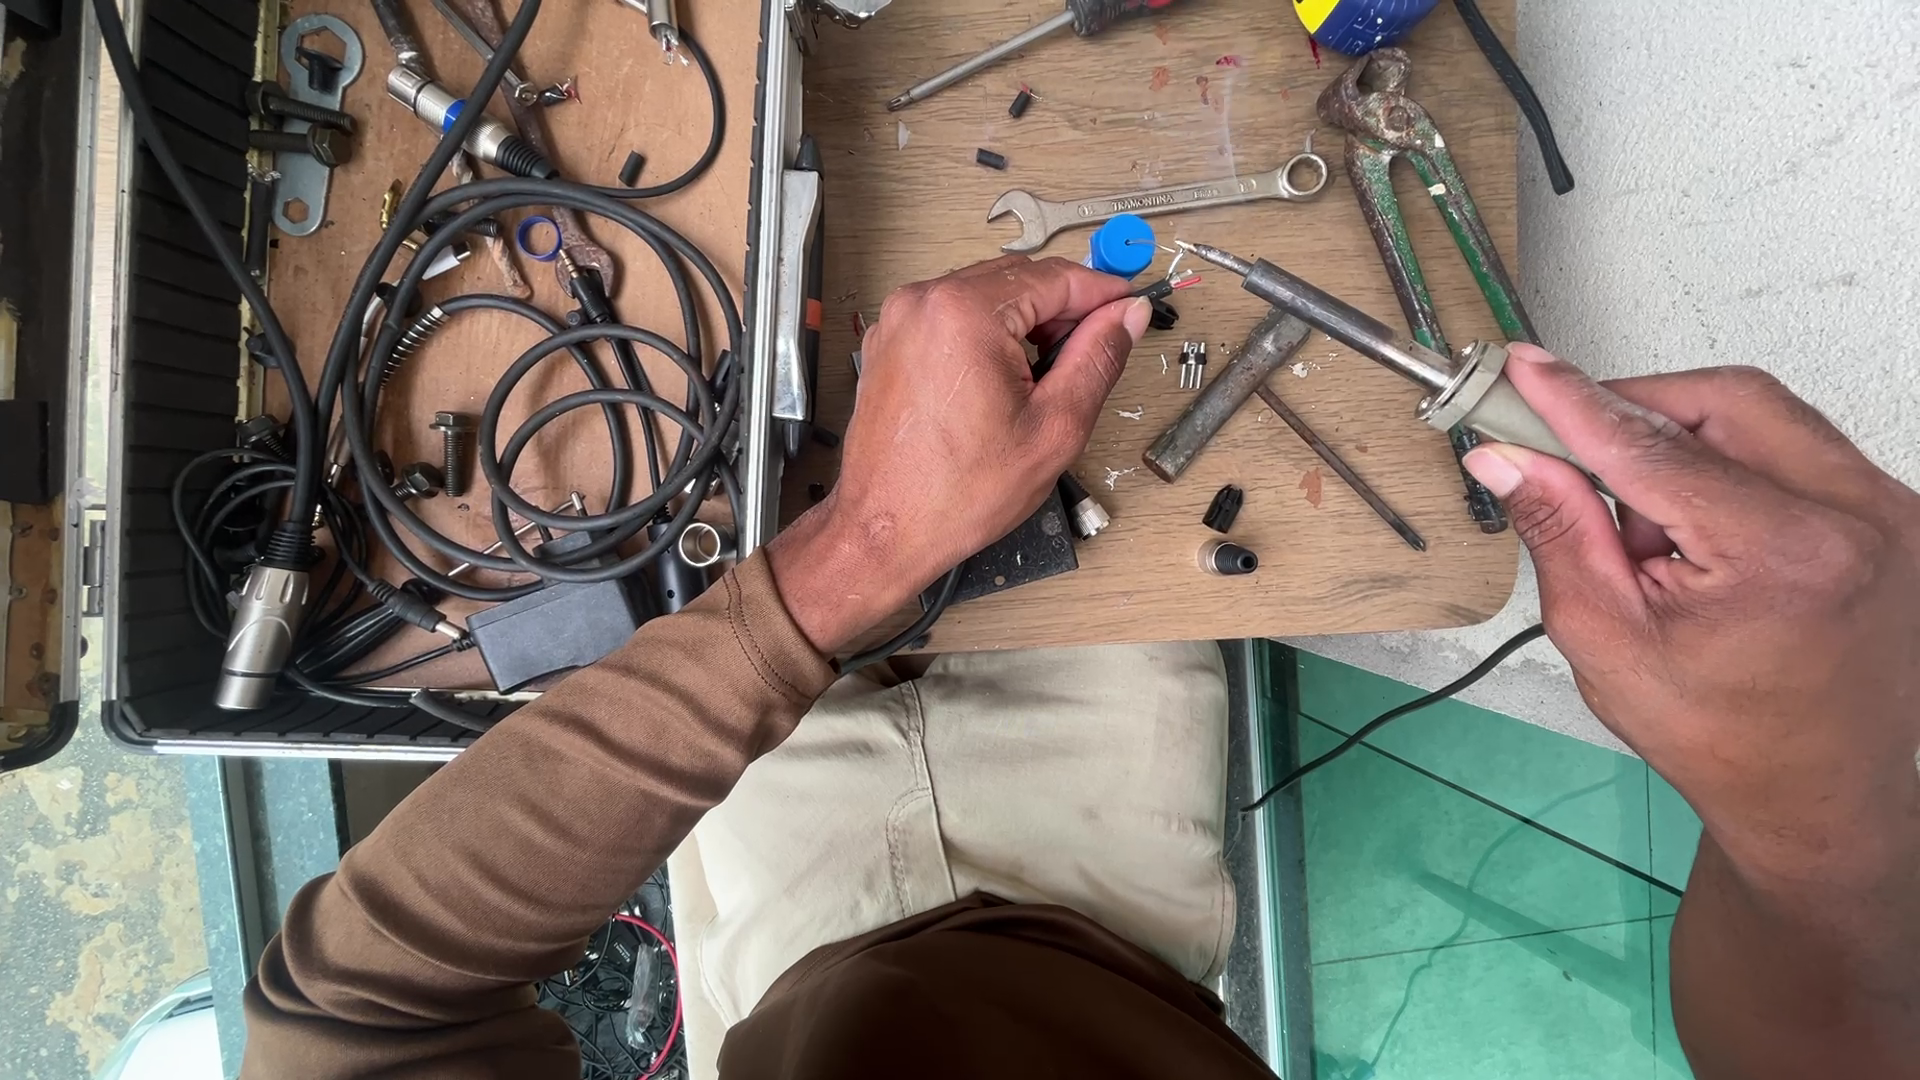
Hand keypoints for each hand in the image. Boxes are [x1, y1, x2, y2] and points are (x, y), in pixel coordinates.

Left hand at [767, 257, 1149, 653]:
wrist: (886, 528)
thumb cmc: (954, 493)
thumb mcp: (1054, 428)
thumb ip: (1097, 360)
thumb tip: (1124, 319)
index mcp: (965, 313)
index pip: (1055, 276)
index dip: (1101, 292)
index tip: (1126, 306)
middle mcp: (923, 303)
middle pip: (1017, 279)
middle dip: (1062, 311)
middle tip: (1092, 351)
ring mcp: (899, 321)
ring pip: (984, 297)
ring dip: (1024, 325)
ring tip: (1043, 380)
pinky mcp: (889, 344)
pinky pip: (950, 318)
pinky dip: (985, 336)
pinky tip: (1001, 381)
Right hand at [1462, 350, 1919, 885]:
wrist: (1817, 789)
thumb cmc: (1706, 726)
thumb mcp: (1599, 630)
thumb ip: (1554, 529)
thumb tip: (1502, 459)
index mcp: (1788, 551)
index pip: (1653, 447)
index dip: (1572, 402)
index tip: (1521, 366)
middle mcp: (1862, 513)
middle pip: (1724, 402)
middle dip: (1627, 411)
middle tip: (1557, 445)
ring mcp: (1890, 511)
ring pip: (1754, 418)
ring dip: (1666, 445)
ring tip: (1627, 525)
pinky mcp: (1887, 515)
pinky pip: (1779, 450)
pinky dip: (1707, 467)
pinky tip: (1674, 531)